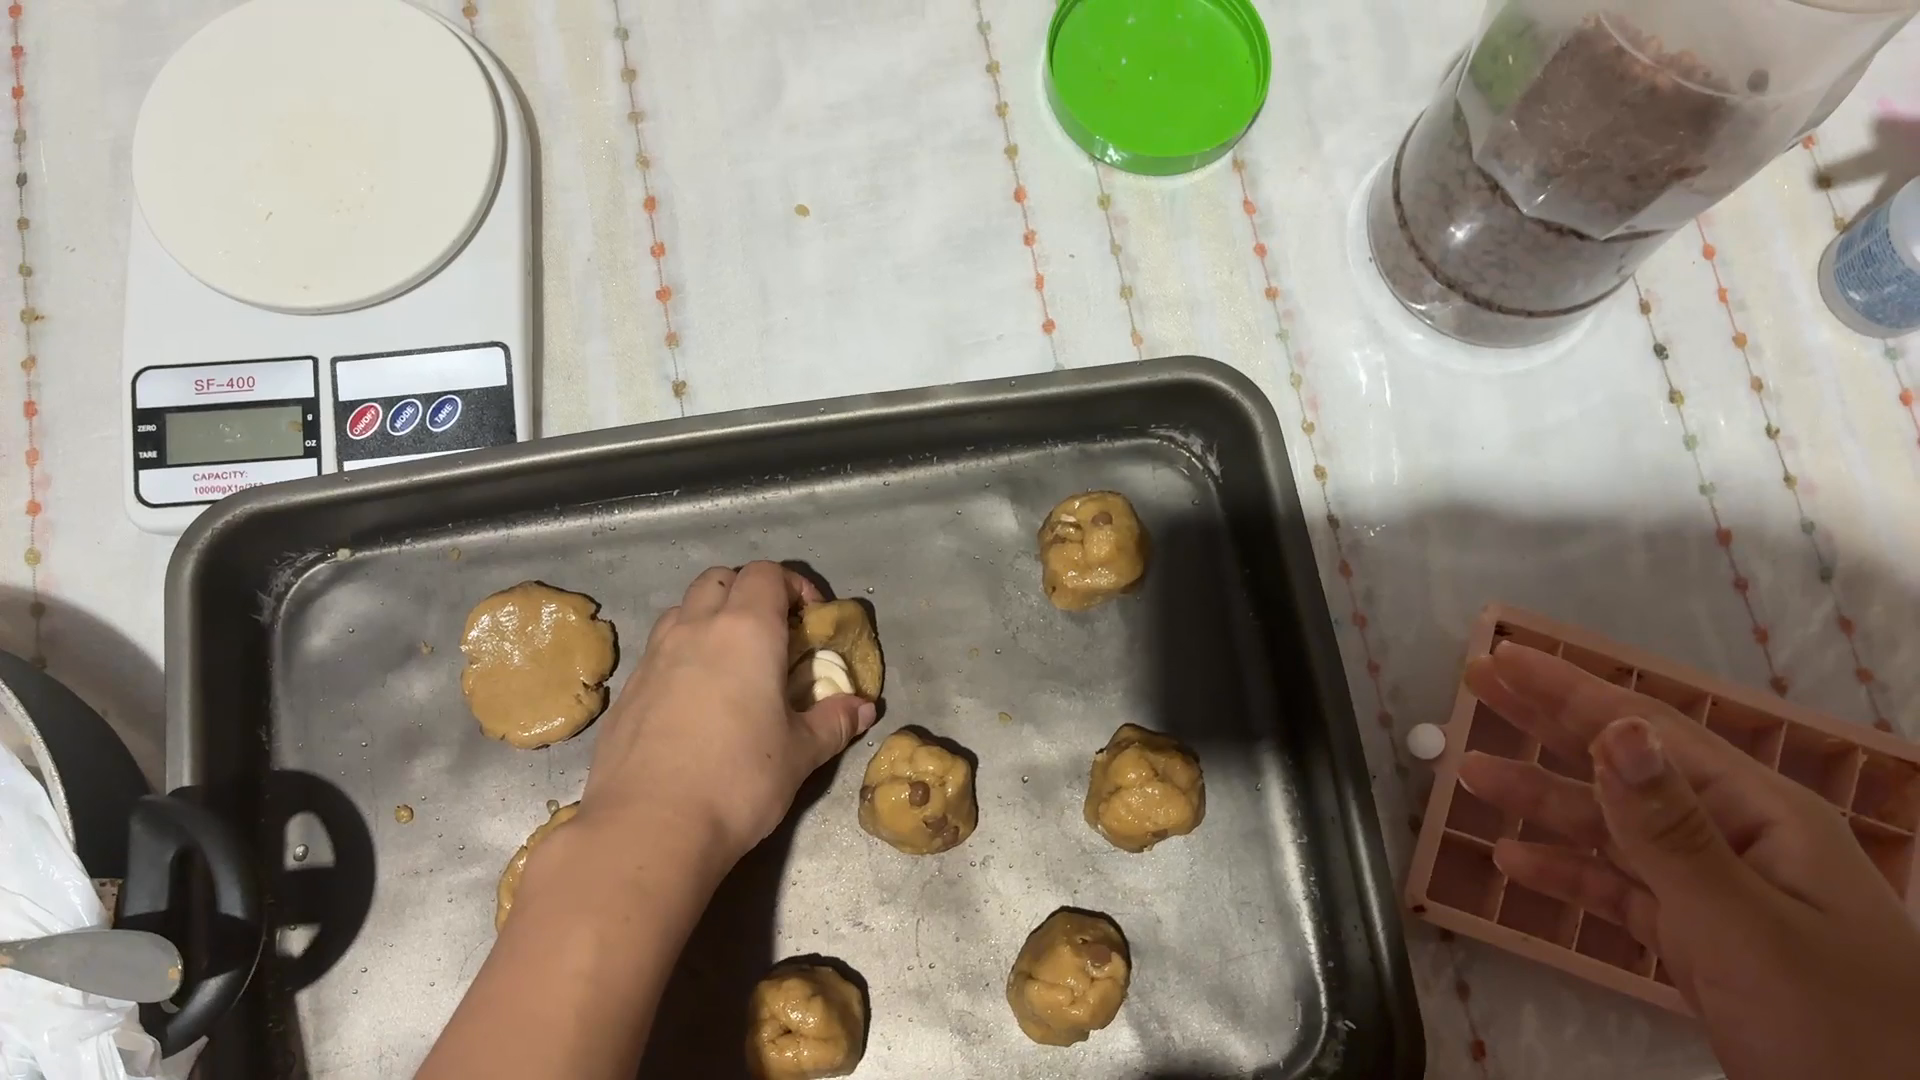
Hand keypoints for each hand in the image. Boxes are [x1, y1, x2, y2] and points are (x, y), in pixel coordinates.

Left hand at [577, 562, 876, 860]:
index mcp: (746, 630)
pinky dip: (682, 655)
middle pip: (721, 578)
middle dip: (749, 593)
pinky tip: (695, 701)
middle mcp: (696, 628)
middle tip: (772, 633)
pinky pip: (659, 651)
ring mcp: (654, 657)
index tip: (810, 619)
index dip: (793, 586)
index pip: (767, 574)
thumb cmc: (739, 780)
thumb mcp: (801, 753)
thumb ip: (834, 722)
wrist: (649, 827)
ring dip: (711, 618)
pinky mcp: (628, 690)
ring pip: (683, 609)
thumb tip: (864, 708)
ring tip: (731, 661)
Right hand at [1459, 642, 1919, 1079]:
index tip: (1504, 657)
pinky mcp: (1695, 937)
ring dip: (1539, 800)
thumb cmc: (1836, 1025)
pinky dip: (1564, 873)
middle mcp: (1733, 838)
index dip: (1568, 689)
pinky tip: (1514, 862)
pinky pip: (1615, 888)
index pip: (1646, 730)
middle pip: (1620, 763)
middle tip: (1476, 682)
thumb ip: (1668, 826)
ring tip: (1471, 775)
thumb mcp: (1742, 923)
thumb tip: (1620, 729)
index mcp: (1760, 816)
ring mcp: (1713, 889)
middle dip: (1544, 722)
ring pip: (1608, 826)